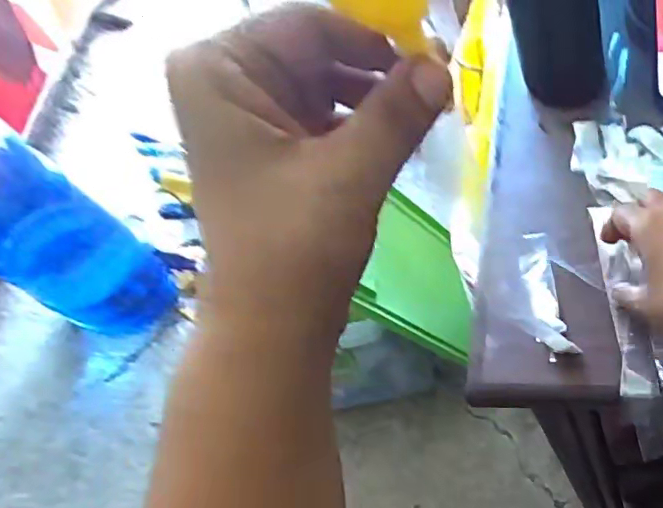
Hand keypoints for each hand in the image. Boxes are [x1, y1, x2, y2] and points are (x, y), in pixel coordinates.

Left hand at [168, 3, 451, 331]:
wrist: (275, 323)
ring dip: (370, 107)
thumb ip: (395, 116)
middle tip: (432, 98)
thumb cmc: (299, 245)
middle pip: (312, 57)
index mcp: (221, 69)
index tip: (429, 64)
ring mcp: (245, 126)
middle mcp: (223, 85)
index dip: (372, 41)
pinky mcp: (269, 161)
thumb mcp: (351, 174)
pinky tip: (391, 148)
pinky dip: (356, 134)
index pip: (307, 28)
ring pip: (320, 94)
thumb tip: (441, 70)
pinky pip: (318, 128)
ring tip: (419, 125)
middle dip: (373, 76)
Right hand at [602, 192, 662, 337]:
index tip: (608, 242)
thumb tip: (619, 291)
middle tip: (634, 238)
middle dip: (638, 214)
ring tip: (660, 247)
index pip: (621, 213)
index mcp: (648, 225)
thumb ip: (628, 295)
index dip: (611, 226)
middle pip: (649, 199)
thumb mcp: (646, 306)